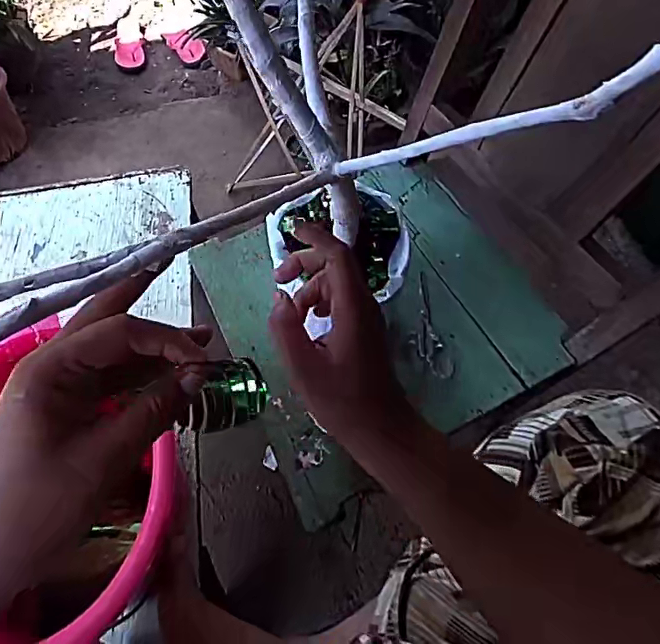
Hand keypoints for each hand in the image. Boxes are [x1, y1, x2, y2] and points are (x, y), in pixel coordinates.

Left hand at [0, 269, 209, 641]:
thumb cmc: (32, 510)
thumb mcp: (98, 462)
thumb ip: (150, 413)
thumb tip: (195, 378)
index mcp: (49, 367)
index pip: (118, 333)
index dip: (165, 340)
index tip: (203, 361)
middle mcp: (51, 365)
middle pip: (103, 319)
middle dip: (140, 297)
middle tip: (171, 267)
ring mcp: (56, 386)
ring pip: (109, 351)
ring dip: (149, 346)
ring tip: (196, 339)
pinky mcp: (62, 408)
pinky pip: (106, 380)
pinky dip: (138, 376)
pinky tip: (167, 375)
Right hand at [268, 220, 410, 441]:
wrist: (382, 429)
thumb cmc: (344, 401)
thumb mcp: (304, 368)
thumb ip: (286, 329)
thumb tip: (279, 298)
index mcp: (351, 307)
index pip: (337, 255)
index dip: (315, 237)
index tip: (292, 229)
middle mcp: (363, 304)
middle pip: (334, 263)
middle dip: (303, 262)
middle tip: (277, 277)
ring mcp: (366, 315)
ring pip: (334, 282)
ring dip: (308, 288)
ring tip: (291, 316)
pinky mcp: (364, 327)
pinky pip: (339, 299)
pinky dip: (318, 302)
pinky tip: (308, 324)